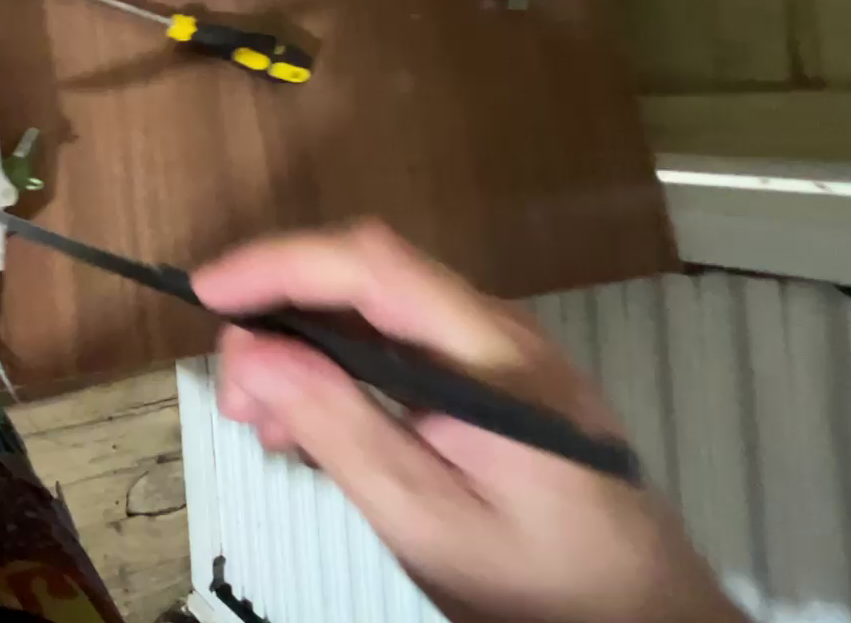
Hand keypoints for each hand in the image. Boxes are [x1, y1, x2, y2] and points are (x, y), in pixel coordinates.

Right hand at [193, 222, 743, 622]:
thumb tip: (248, 350)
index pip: (370, 265)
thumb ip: (339, 428)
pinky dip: (320, 366)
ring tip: (256, 416)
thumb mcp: (427, 518)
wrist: (644, 620)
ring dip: (290, 345)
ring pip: (355, 307)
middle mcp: (484, 324)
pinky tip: (297, 419)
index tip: (206, 292)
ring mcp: (476, 341)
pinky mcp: (464, 364)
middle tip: (233, 394)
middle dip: (273, 316)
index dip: (278, 263)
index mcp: (489, 353)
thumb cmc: (541, 580)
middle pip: (354, 277)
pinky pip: (373, 339)